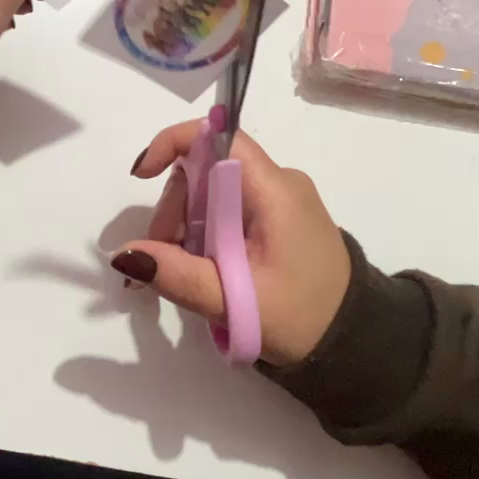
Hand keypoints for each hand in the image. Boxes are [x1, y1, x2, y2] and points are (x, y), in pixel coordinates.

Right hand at [113, 121, 351, 366]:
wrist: (355, 342)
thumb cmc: (301, 317)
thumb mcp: (232, 299)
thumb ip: (177, 274)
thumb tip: (123, 253)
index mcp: (275, 191)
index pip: (220, 136)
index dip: (174, 143)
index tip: (142, 176)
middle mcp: (279, 183)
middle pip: (207, 168)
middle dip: (175, 204)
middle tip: (163, 254)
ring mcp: (280, 200)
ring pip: (213, 189)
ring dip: (186, 222)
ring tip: (181, 267)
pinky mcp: (279, 218)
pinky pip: (228, 207)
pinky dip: (204, 230)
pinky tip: (198, 265)